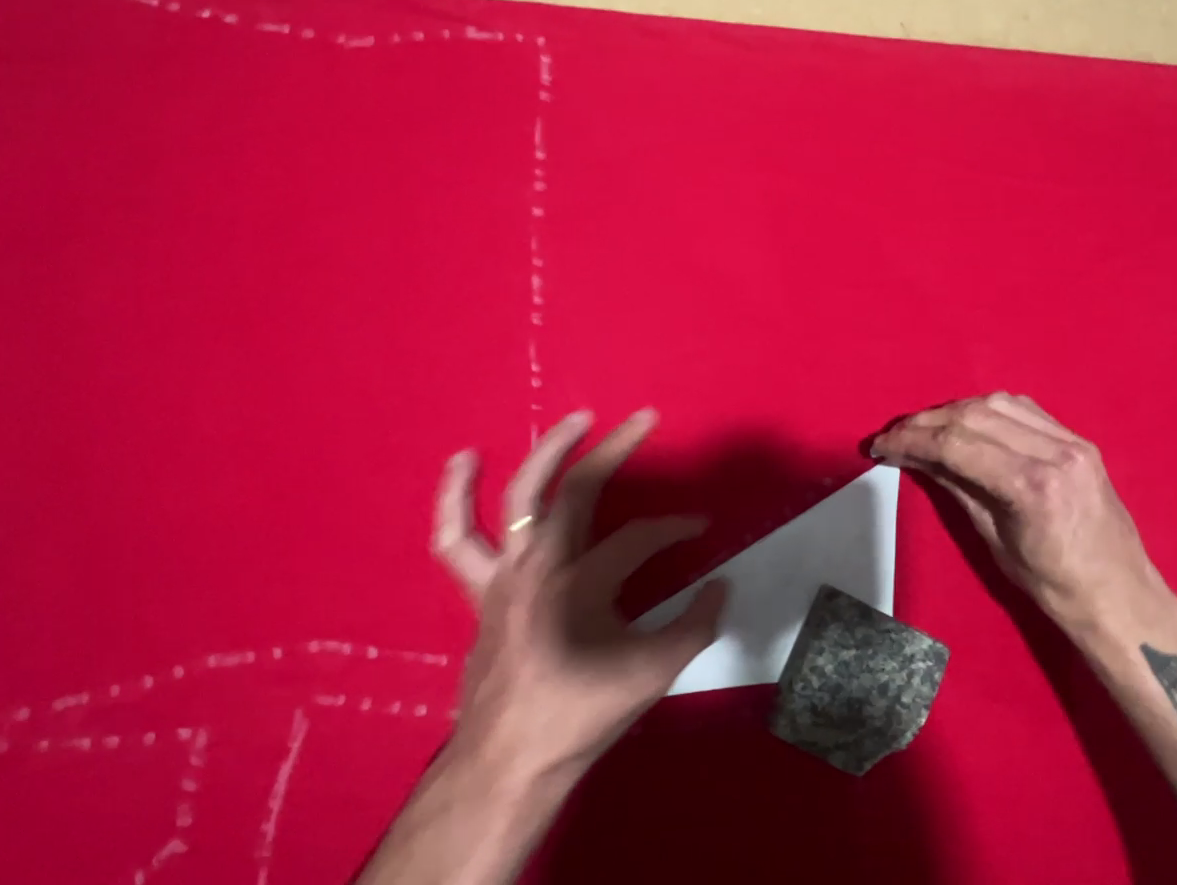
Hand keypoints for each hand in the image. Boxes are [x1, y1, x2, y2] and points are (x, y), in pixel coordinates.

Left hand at [433, 408, 727, 786]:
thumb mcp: (652, 675)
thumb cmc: (579, 716)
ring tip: (571, 420)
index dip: (675, 527)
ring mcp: (503, 574)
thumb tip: (721, 588)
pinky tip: (467, 459)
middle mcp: (539, 566)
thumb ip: (694, 627)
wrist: (509, 758)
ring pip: (517, 498)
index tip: (701, 529)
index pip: (639, 538)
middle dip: (615, 449)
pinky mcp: (479, 588)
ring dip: (545, 452)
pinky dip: (455, 497)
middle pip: (578, 491)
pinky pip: (455, 538)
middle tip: (644, 418)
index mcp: (582, 585)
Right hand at [870, 393, 1157, 626]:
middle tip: (895, 436)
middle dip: (925, 421)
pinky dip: (987, 410)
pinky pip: (1024, 409)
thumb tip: (916, 457)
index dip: (910, 439)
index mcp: (1032, 486)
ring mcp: (1072, 441)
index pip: (956, 444)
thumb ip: (956, 488)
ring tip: (925, 428)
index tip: (880, 446)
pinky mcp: (1079, 440)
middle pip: (974, 414)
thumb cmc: (1053, 585)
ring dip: (953, 410)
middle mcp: (1055, 452)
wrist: (1119, 596)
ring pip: (998, 402)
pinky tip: (966, 423)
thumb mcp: (992, 539)